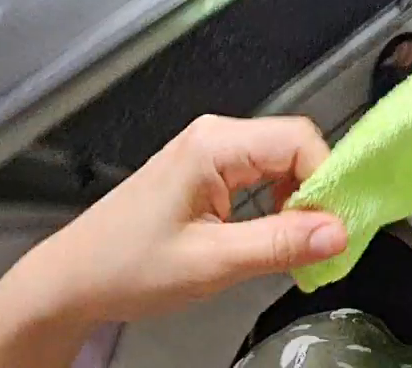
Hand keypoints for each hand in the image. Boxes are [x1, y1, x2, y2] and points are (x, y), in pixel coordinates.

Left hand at [0, 115, 347, 325]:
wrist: (73, 278)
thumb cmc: (130, 267)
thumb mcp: (212, 263)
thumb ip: (279, 244)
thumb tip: (338, 233)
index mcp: (216, 144)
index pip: (298, 139)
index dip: (325, 179)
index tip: (335, 227)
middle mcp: (217, 133)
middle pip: (292, 145)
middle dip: (314, 190)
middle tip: (321, 241)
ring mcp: (210, 147)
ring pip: (279, 159)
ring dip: (296, 199)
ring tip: (296, 244)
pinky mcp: (207, 166)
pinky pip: (259, 171)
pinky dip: (276, 201)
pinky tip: (272, 234)